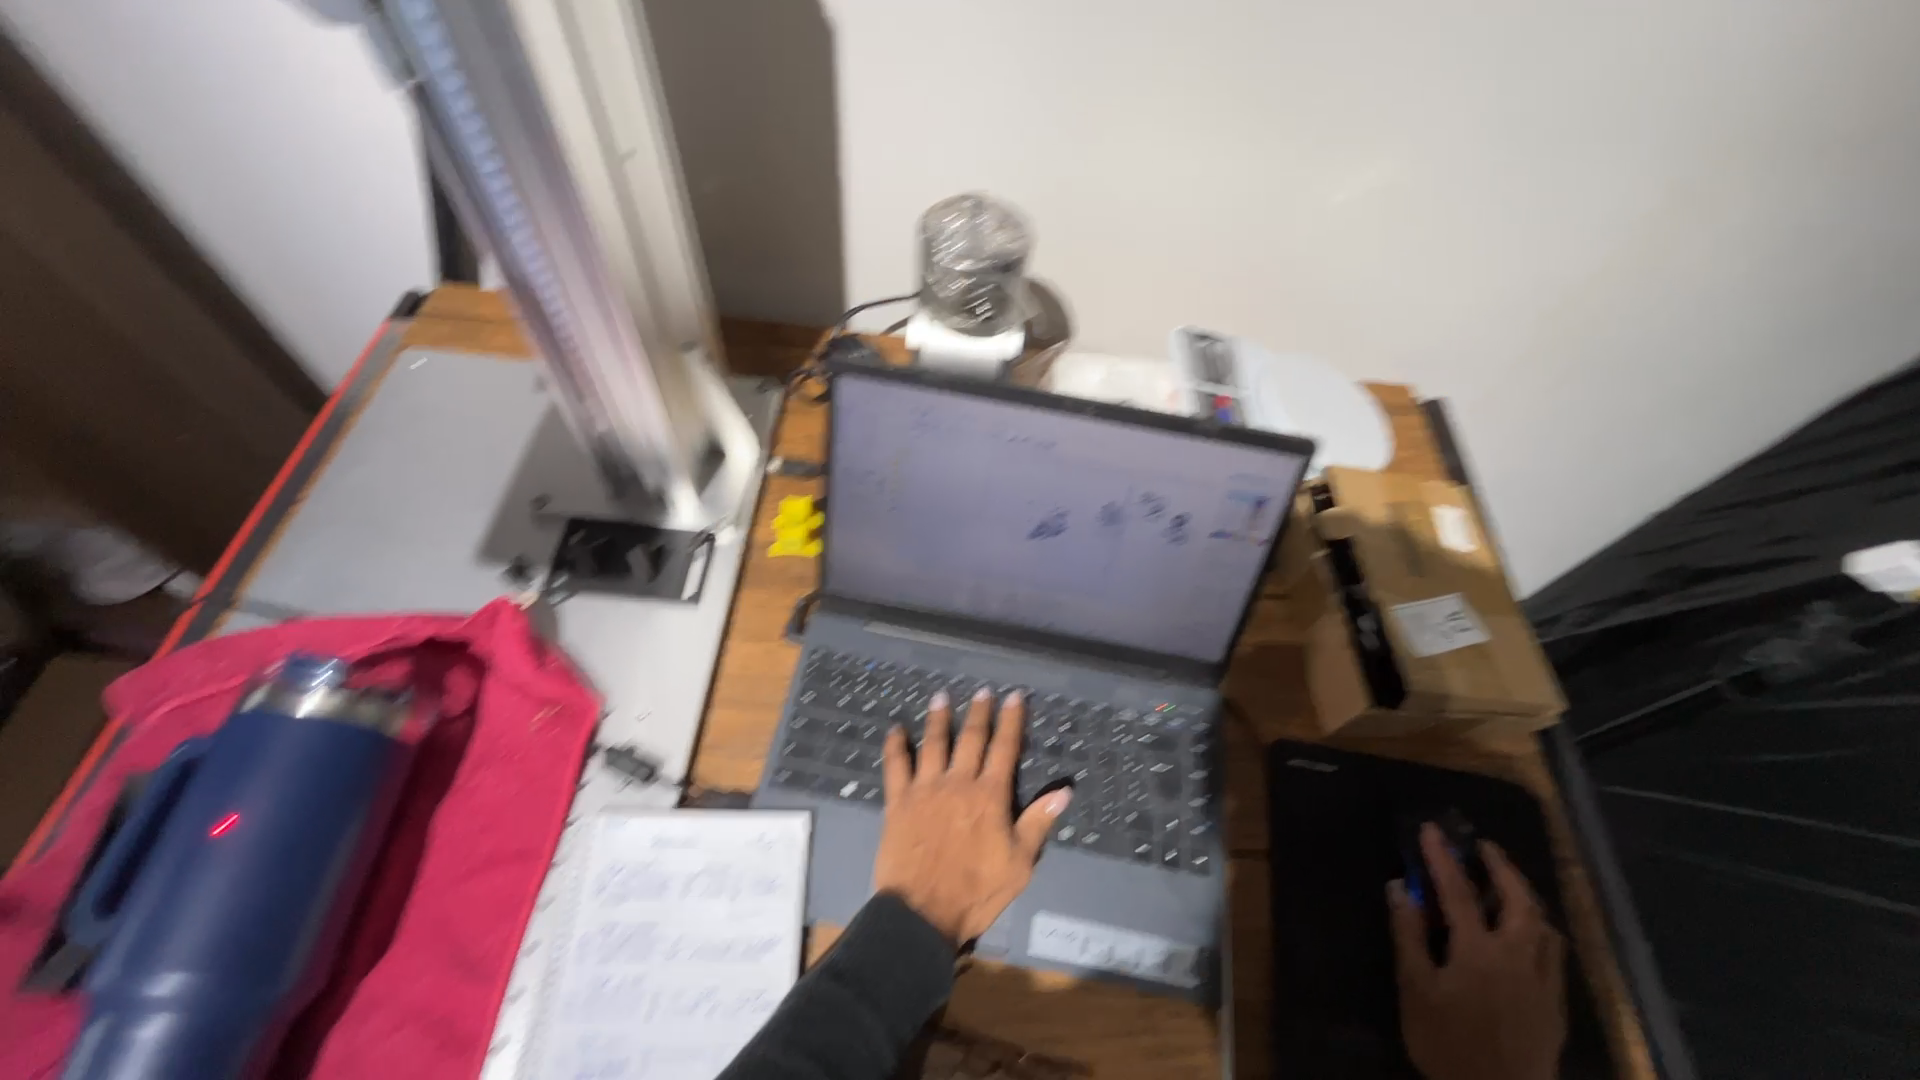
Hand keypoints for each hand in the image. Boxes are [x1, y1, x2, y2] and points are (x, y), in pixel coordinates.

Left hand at [872, 687, 1072, 946]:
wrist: (922, 912)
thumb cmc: (976, 892)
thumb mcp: (1020, 864)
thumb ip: (1038, 824)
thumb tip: (1064, 791)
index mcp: (990, 796)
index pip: (1005, 749)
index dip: (1011, 721)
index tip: (1014, 697)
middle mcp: (958, 783)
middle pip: (970, 738)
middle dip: (979, 712)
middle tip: (982, 691)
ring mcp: (925, 789)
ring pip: (933, 744)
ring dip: (938, 718)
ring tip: (941, 697)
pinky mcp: (898, 802)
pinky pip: (895, 766)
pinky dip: (895, 745)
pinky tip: (895, 729)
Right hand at [1389, 823, 1567, 1079]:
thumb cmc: (1447, 1043)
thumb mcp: (1415, 989)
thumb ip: (1409, 935)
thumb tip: (1399, 887)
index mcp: (1479, 951)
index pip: (1459, 891)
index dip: (1442, 858)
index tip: (1431, 830)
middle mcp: (1519, 957)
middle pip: (1519, 901)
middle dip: (1502, 867)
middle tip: (1484, 847)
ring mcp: (1543, 981)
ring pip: (1544, 925)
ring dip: (1525, 896)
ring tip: (1507, 884)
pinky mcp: (1555, 1005)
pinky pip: (1553, 952)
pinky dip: (1539, 928)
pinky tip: (1527, 934)